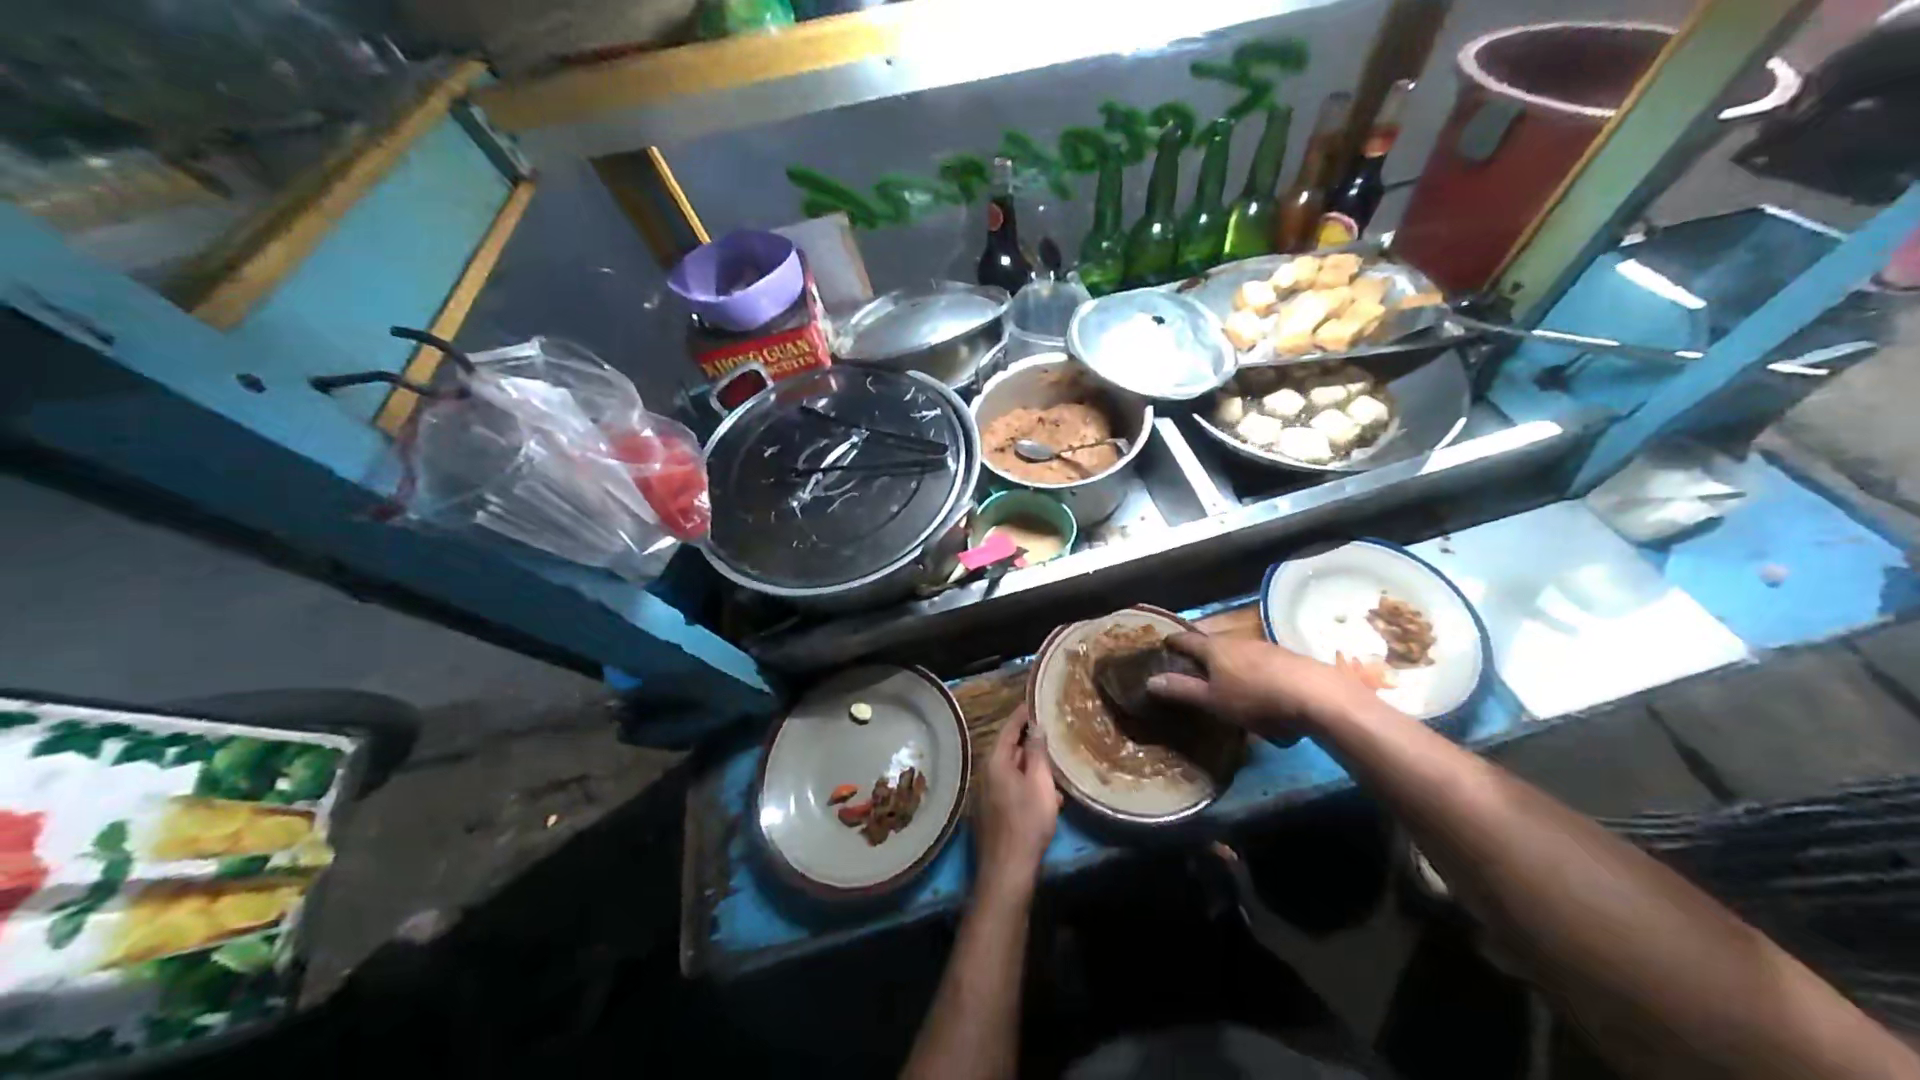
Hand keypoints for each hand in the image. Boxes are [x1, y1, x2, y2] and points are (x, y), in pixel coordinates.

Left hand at [974, 705, 1059, 897]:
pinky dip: (1029, 786)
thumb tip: (1035, 727)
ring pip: (1013, 771)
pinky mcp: (993, 811)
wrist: (1008, 868)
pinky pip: (1012, 788)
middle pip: (1010, 749)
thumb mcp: (1040, 783)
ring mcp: (987, 793)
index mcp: (995, 761)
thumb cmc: (1027, 821)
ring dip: (1033, 768)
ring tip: (1056, 767)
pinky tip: (1049, 798)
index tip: (1035, 701)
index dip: (1023, 714)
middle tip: (1051, 731)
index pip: (1009, 728)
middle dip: (1030, 742)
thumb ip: (1037, 752)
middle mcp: (986, 773)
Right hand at [1146, 632, 1379, 740]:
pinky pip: (1259, 663)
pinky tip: (1257, 691)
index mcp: (1214, 648)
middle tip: (1190, 667)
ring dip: (1228, 664)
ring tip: (1223, 681)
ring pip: (1238, 652)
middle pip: (1212, 644)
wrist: (1316, 696)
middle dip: (1201, 654)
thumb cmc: (1254, 698)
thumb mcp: (1212, 700)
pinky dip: (1251, 673)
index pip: (1186, 639)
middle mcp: (1237, 641)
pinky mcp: (1286, 659)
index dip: (1173, 642)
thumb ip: (1182, 690)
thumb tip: (1150, 680)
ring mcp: (1264, 648)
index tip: (1163, 644)